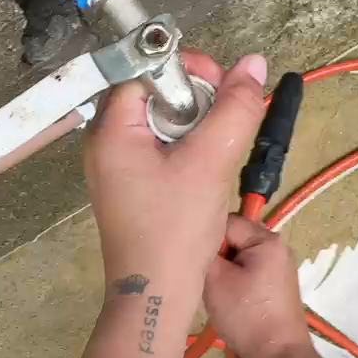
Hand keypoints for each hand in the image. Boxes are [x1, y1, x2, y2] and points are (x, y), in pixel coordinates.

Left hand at [83, 52, 268, 295]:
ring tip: (219, 144)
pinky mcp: (128, 185)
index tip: (220, 85)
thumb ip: (234, 109)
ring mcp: (114, 167)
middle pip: (150, 94)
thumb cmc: (175, 230)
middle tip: (225, 115)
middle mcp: (103, 145)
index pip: (143, 72)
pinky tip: (207, 164)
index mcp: (110, 133)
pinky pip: (157, 148)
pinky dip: (185, 147)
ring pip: (158, 122)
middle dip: (193, 96)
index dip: (184, 70)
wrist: (156, 293)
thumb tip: (253, 63)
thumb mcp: (211, 163)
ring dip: (194, 124)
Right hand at [203, 214, 314, 357]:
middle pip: (233, 238)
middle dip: (216, 255)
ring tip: (214, 290)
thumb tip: (196, 242)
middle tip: (203, 277)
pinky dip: (234, 280)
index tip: (196, 260)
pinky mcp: (276, 284)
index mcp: (267, 240)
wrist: (277, 356)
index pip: (226, 222)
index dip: (206, 239)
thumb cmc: (246, 316)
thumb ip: (203, 253)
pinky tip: (227, 298)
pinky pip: (247, 270)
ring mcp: (279, 266)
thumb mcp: (215, 281)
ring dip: (223, 269)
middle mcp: (278, 247)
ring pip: (238, 256)